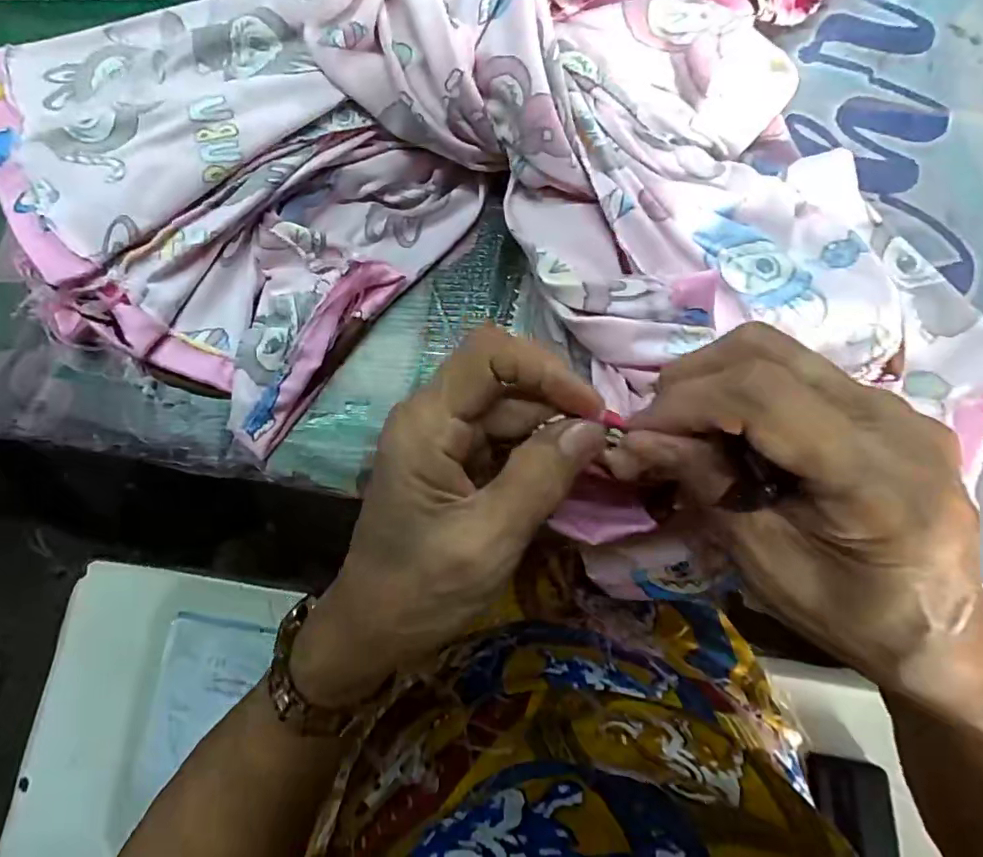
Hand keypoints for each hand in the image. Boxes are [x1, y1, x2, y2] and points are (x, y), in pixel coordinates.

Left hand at [291, 326, 607, 706]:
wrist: (372, 628)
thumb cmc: (422, 589)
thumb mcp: (490, 538)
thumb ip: (541, 477)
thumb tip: (593, 428)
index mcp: (426, 422)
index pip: (488, 354)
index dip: (545, 369)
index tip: (593, 411)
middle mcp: (430, 416)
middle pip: (503, 381)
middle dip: (558, 404)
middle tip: (609, 445)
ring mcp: (439, 438)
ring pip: (507, 411)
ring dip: (553, 431)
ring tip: (599, 465)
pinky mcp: (451, 462)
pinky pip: (500, 440)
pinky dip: (536, 453)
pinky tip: (568, 476)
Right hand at [603, 323, 982, 698]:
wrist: (944, 636)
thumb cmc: (852, 616)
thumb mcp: (766, 562)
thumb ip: (705, 486)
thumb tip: (633, 440)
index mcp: (873, 474)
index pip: (761, 394)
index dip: (685, 403)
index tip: (637, 437)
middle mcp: (891, 419)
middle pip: (762, 353)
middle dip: (688, 383)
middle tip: (653, 431)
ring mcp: (891, 404)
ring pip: (772, 348)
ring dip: (708, 376)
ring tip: (684, 424)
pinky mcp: (879, 403)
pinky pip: (790, 367)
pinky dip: (737, 384)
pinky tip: (726, 426)